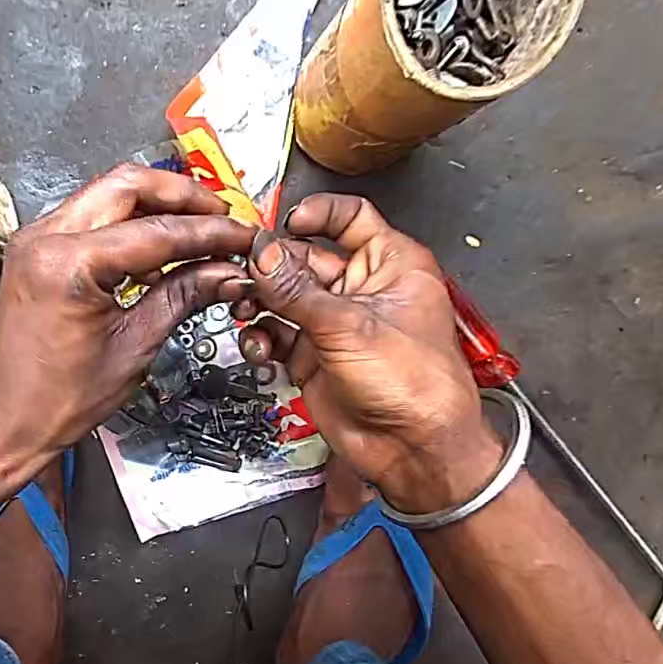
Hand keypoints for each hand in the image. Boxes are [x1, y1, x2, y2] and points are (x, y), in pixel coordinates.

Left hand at [0, 164, 258, 467]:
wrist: (8, 421)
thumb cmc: (59, 399)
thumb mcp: (134, 346)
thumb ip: (182, 296)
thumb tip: (225, 271)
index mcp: (67, 265)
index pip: (156, 231)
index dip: (209, 231)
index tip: (242, 235)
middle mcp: (43, 239)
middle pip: (128, 185)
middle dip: (183, 196)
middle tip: (222, 217)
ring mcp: (35, 241)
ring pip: (109, 195)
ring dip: (157, 207)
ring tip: (198, 234)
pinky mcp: (37, 252)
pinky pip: (92, 220)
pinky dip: (129, 226)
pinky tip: (158, 255)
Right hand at [238, 194, 501, 512]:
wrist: (410, 449)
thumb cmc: (417, 386)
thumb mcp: (349, 326)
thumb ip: (297, 290)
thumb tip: (264, 255)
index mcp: (390, 265)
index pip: (351, 218)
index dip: (318, 214)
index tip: (286, 222)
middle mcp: (360, 290)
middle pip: (305, 259)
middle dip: (273, 266)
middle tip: (246, 272)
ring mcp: (333, 323)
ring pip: (283, 297)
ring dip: (260, 301)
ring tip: (245, 306)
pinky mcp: (312, 355)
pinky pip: (276, 334)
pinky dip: (262, 337)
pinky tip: (260, 344)